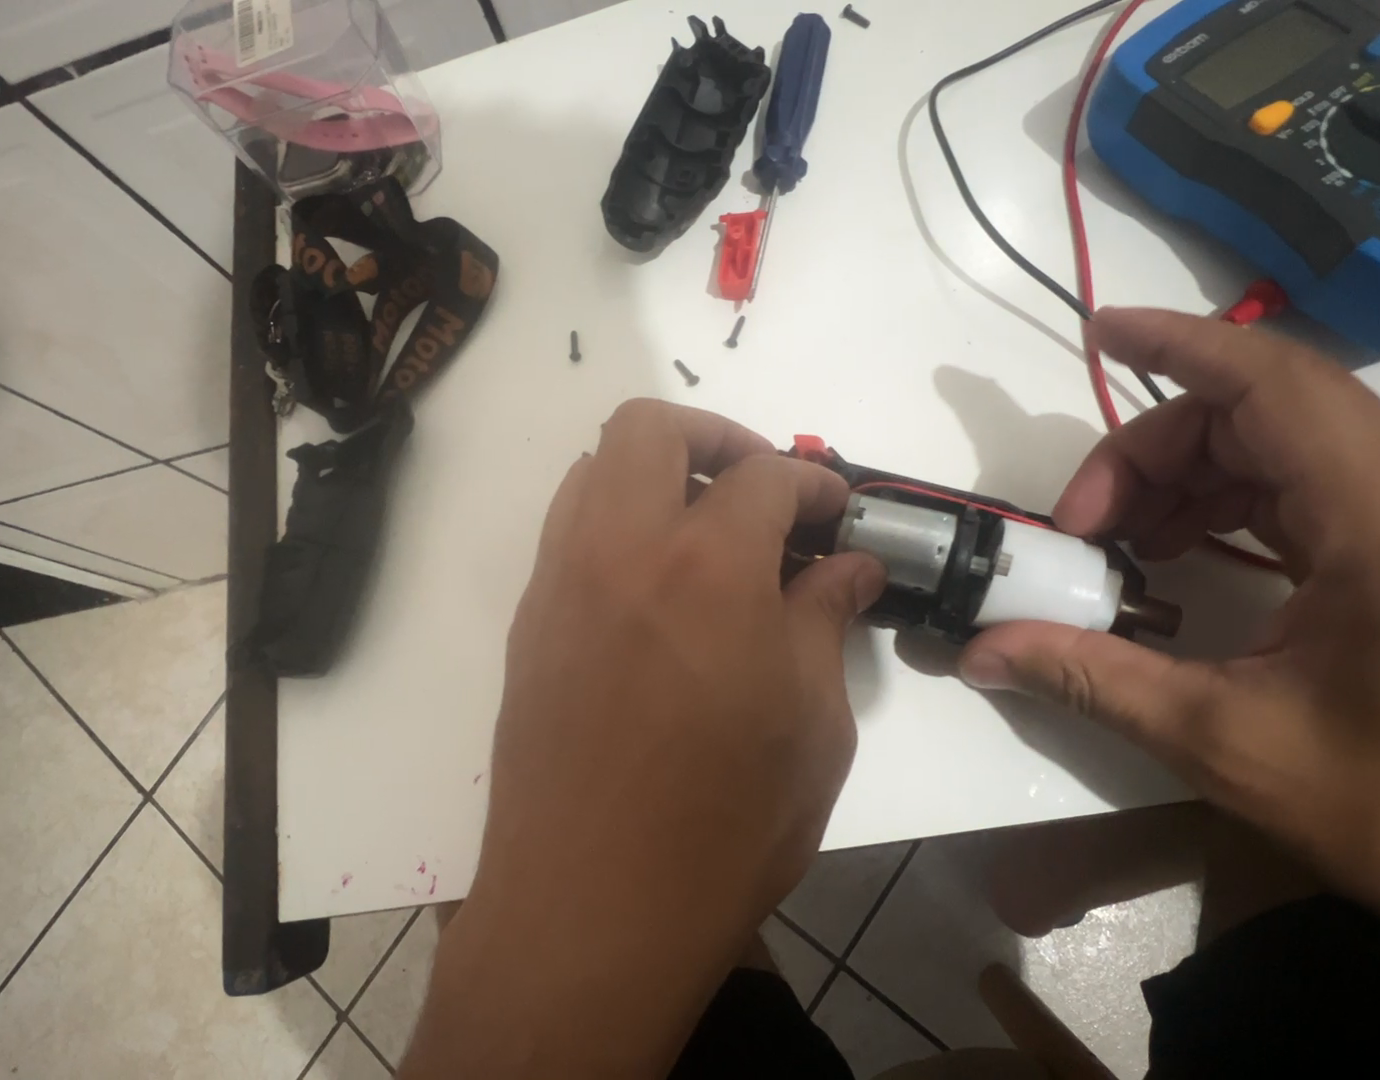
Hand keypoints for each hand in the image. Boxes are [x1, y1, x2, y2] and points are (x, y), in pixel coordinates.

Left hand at [402, 399, 885, 1078]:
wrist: (592, 905)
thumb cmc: (726, 824)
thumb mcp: (813, 722)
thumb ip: (826, 620)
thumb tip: (851, 565)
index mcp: (707, 565)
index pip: (766, 475)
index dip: (814, 482)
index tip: (836, 512)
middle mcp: (620, 548)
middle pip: (651, 427)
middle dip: (716, 437)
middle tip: (760, 492)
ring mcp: (560, 579)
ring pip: (595, 467)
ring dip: (654, 472)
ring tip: (703, 529)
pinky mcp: (529, 619)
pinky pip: (567, 528)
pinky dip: (614, 519)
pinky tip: (654, 582)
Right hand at [960, 307, 1379, 1027]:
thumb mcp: (1227, 744)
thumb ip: (1089, 675)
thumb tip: (977, 650)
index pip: (1274, 382)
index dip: (1175, 343)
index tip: (1096, 332)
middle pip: (1264, 415)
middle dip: (1150, 456)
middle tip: (1077, 531)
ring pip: (1292, 446)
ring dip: (1190, 481)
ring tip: (1122, 548)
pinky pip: (1326, 485)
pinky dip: (1240, 504)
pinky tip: (1191, 558)